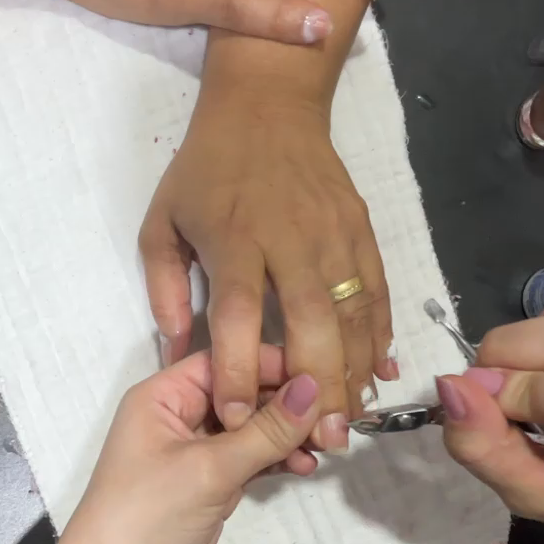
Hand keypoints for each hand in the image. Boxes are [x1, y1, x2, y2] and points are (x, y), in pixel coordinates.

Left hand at [44, 347, 323, 543]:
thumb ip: (265, 430)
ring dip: (288, 435)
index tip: (323, 375)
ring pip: (252, 428)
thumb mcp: (209, 469)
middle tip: (335, 419)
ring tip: (326, 448)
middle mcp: (179, 416)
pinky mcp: (210, 486)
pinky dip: (277, 461)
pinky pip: (251, 460)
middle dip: (287, 404)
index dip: (272, 363)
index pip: (226, 360)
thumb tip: (314, 386)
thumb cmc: (148, 518)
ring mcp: (196, 453)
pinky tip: (305, 468)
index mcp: (163, 395)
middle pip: (242, 392)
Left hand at [141, 94, 393, 453]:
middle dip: (317, 388)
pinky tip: (379, 374)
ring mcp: (333, 234)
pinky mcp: (361, 230)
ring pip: (353, 313)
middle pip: (310, 322)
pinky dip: (381, 336)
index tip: (237, 421)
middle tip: (321, 441)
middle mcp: (288, 240)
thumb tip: (175, 350)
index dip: (236, 371)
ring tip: (350, 423)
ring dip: (355, 373)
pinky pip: (377, 292)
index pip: (236, 315)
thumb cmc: (206, 170)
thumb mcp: (162, 222)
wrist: (267, 102)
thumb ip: (165, 288)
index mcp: (232, 240)